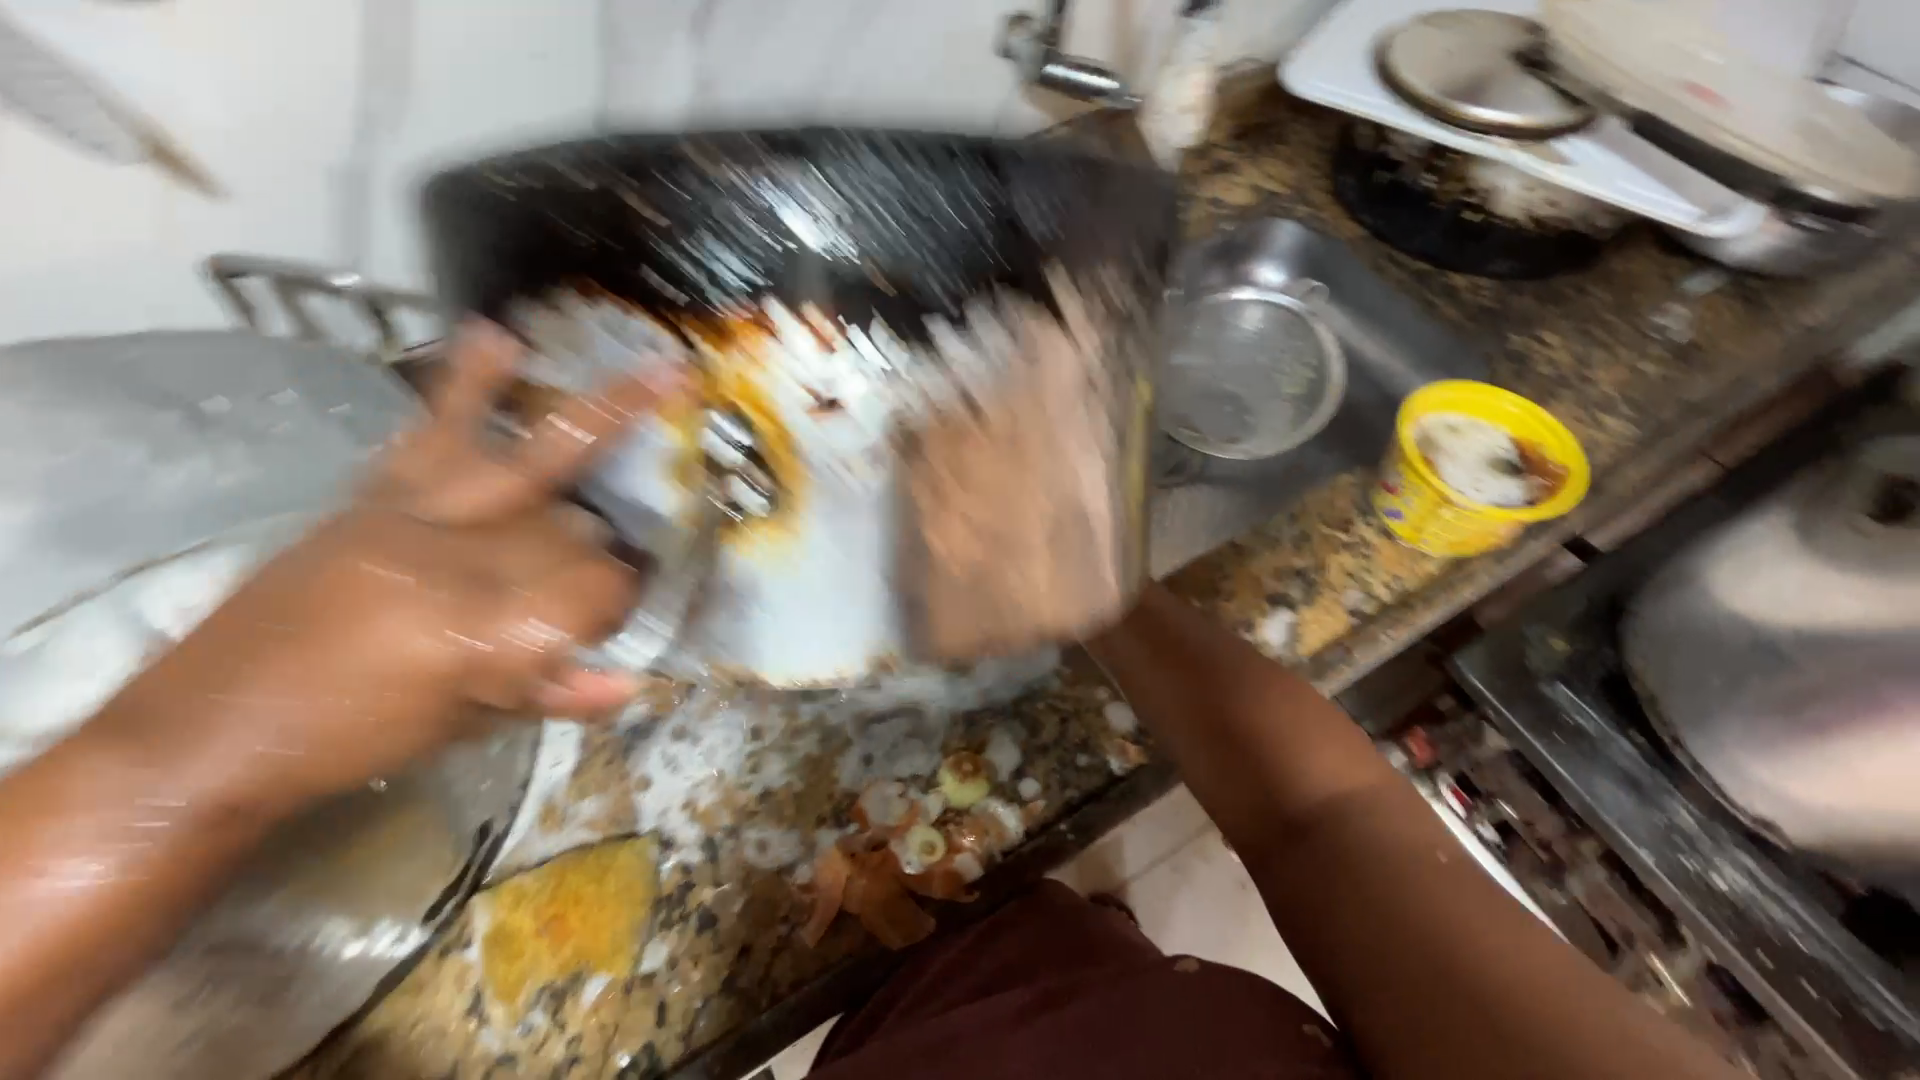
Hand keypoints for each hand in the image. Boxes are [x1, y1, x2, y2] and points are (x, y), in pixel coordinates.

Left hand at [87, 322, 680, 809]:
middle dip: (603, 553)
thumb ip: (552, 693)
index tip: (622, 622)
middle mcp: (454, 557)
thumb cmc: (351, 741)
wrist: (207, 729)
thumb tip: (632, 679)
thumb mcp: (462, 726)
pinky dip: (468, 385)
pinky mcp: (370, 499)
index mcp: (479, 629)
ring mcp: (411, 516)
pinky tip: (500, 336)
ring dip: (603, 415)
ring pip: (530, 460)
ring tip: (662, 373)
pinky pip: (429, 433)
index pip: (595, 592)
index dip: (621, 606)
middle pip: (572, 530)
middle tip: (606, 576)